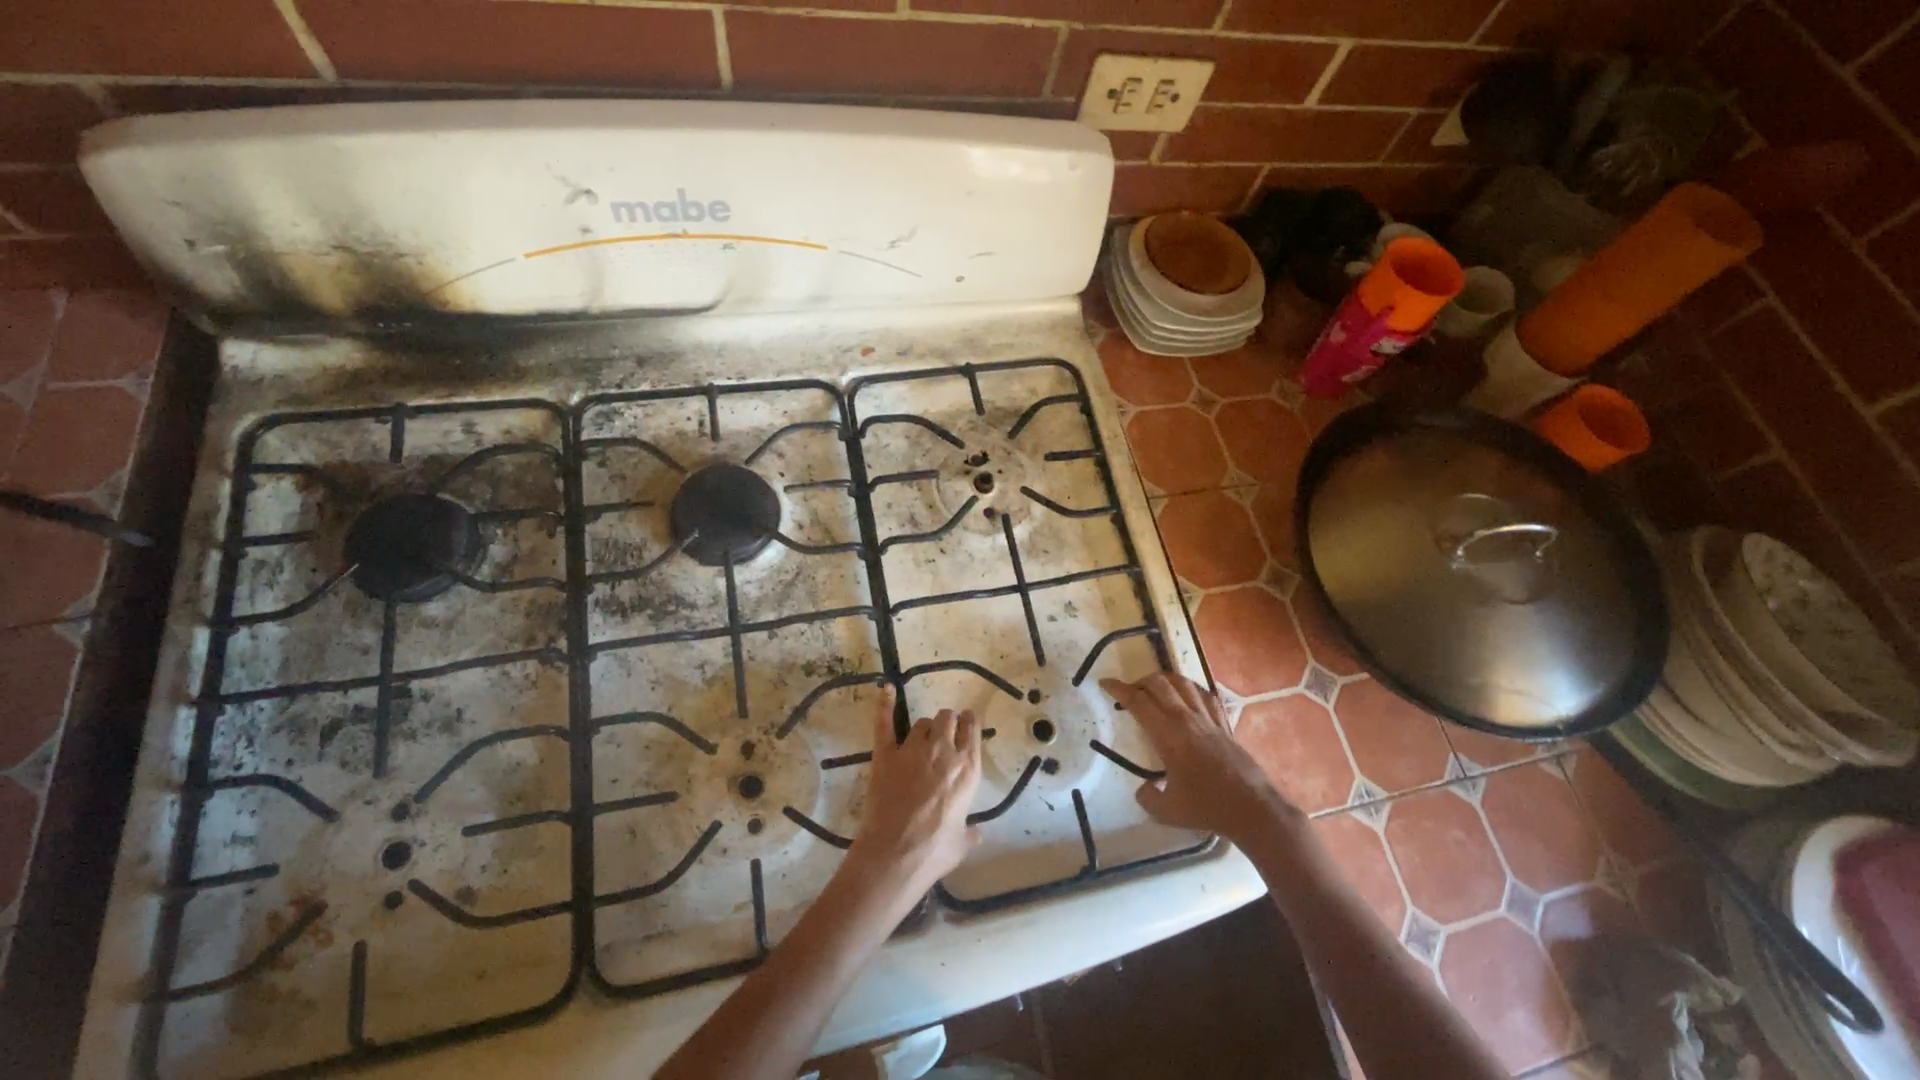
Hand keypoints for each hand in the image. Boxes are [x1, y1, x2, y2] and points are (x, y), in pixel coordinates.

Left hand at [847, 689, 983, 887]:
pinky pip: (885, 723)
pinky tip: (886, 689)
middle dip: (948, 722)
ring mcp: (912, 750)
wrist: (895, 854)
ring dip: (925, 727)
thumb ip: (970, 831)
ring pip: (922, 722)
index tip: (967, 722)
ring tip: (923, 735)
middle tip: (944, 732)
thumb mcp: (962, 843)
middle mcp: (943, 752)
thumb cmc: (934, 852)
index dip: (969, 723)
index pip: (972, 731)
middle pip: (947, 719)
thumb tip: (977, 832)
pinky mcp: (885, 755)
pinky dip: (885, 704)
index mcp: (968, 770)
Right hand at [1099, 672, 1302, 849]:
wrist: (1253, 808)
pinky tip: (1187, 696)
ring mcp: (1209, 720)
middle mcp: (1187, 720)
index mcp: (1169, 736)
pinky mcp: (1225, 725)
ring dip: (1165, 680)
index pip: (1139, 702)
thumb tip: (1143, 787)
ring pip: (1184, 684)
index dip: (1119, 689)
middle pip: (1160, 684)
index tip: (1105, 683)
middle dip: (1139, 681)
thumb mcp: (1166, 812)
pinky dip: (1191, 689)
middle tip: (1129, 692)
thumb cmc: (1207, 808)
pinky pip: (1206, 696)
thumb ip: (1146, 797)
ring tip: (1154, 688)